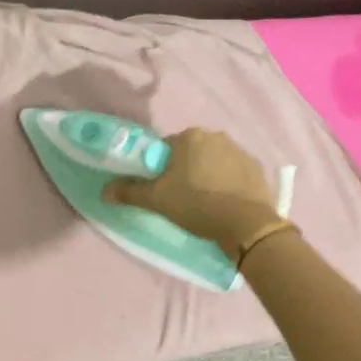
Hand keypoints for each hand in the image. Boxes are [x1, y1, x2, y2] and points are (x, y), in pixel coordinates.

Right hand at [103, 128, 282, 256]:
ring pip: (214, 161)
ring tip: (205, 203)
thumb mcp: (156, 200)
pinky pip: (234, 173)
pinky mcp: (256, 168)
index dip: (160, 168)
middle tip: (180, 198)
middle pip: (191, 152)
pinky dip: (228, 183)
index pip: (165, 148)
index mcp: (189, 137)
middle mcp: (215, 136)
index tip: (162, 188)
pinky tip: (225, 203)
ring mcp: (239, 151)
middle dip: (185, 170)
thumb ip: (129, 191)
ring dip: (207, 175)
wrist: (245, 224)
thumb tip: (104, 191)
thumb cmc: (196, 204)